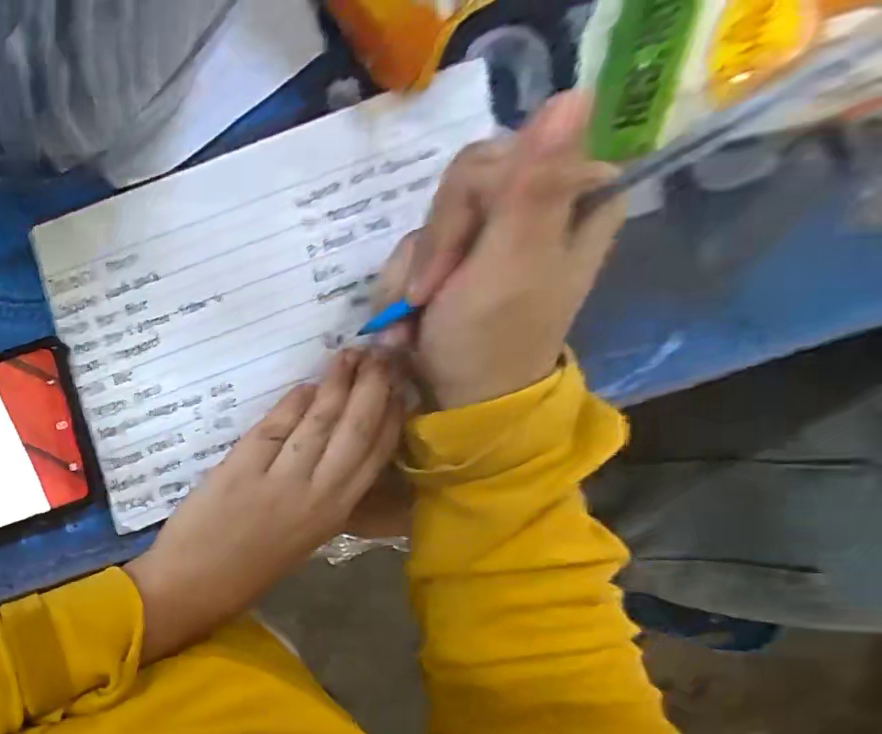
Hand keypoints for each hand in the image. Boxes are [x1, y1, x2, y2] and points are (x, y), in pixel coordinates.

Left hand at [126, 350, 403, 661]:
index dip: (392, 413)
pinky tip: (304, 387)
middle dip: (374, 387)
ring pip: (321, 423)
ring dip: (338, 385)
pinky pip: (274, 428)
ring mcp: (280, 483)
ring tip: (349, 355)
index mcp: (335, 515)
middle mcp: (318, 496)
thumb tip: (326, 445)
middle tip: (381, 352)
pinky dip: (291, 403)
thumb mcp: (297, 537)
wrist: (192, 586)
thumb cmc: (242, 568)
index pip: (377, 453)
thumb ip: (316, 496)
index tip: (398, 383)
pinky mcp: (240, 472)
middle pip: (358, 430)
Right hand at [374, 90, 626, 409]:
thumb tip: (576, 92)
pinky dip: (397, 297)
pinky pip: (408, 261)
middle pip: (450, 196)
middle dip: (426, 255)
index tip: (443, 273)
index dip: (452, 218)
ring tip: (412, 323)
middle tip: (423, 300)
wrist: (463, 400)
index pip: (487, 162)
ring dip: (405, 283)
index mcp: (571, 193)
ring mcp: (490, 239)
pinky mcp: (455, 267)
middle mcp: (533, 206)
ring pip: (422, 232)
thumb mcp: (511, 261)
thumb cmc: (491, 337)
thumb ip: (534, 185)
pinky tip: (406, 325)